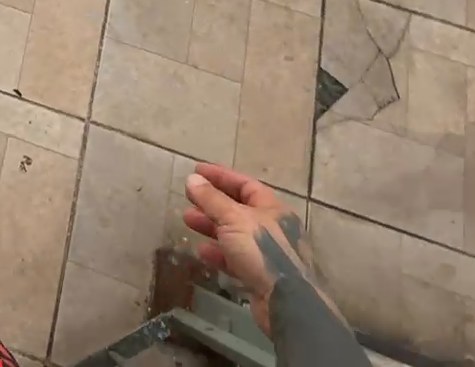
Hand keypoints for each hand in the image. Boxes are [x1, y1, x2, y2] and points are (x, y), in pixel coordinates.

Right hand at [180, 164, 330, 337]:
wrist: (287, 304)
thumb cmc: (262, 252)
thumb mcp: (233, 219)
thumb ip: (211, 199)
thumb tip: (192, 178)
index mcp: (273, 210)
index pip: (246, 184)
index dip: (221, 176)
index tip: (196, 169)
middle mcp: (273, 229)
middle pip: (238, 209)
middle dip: (211, 202)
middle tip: (188, 198)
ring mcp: (268, 253)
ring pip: (234, 233)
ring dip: (210, 226)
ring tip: (187, 221)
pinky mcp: (261, 275)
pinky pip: (235, 257)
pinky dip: (218, 252)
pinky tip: (202, 251)